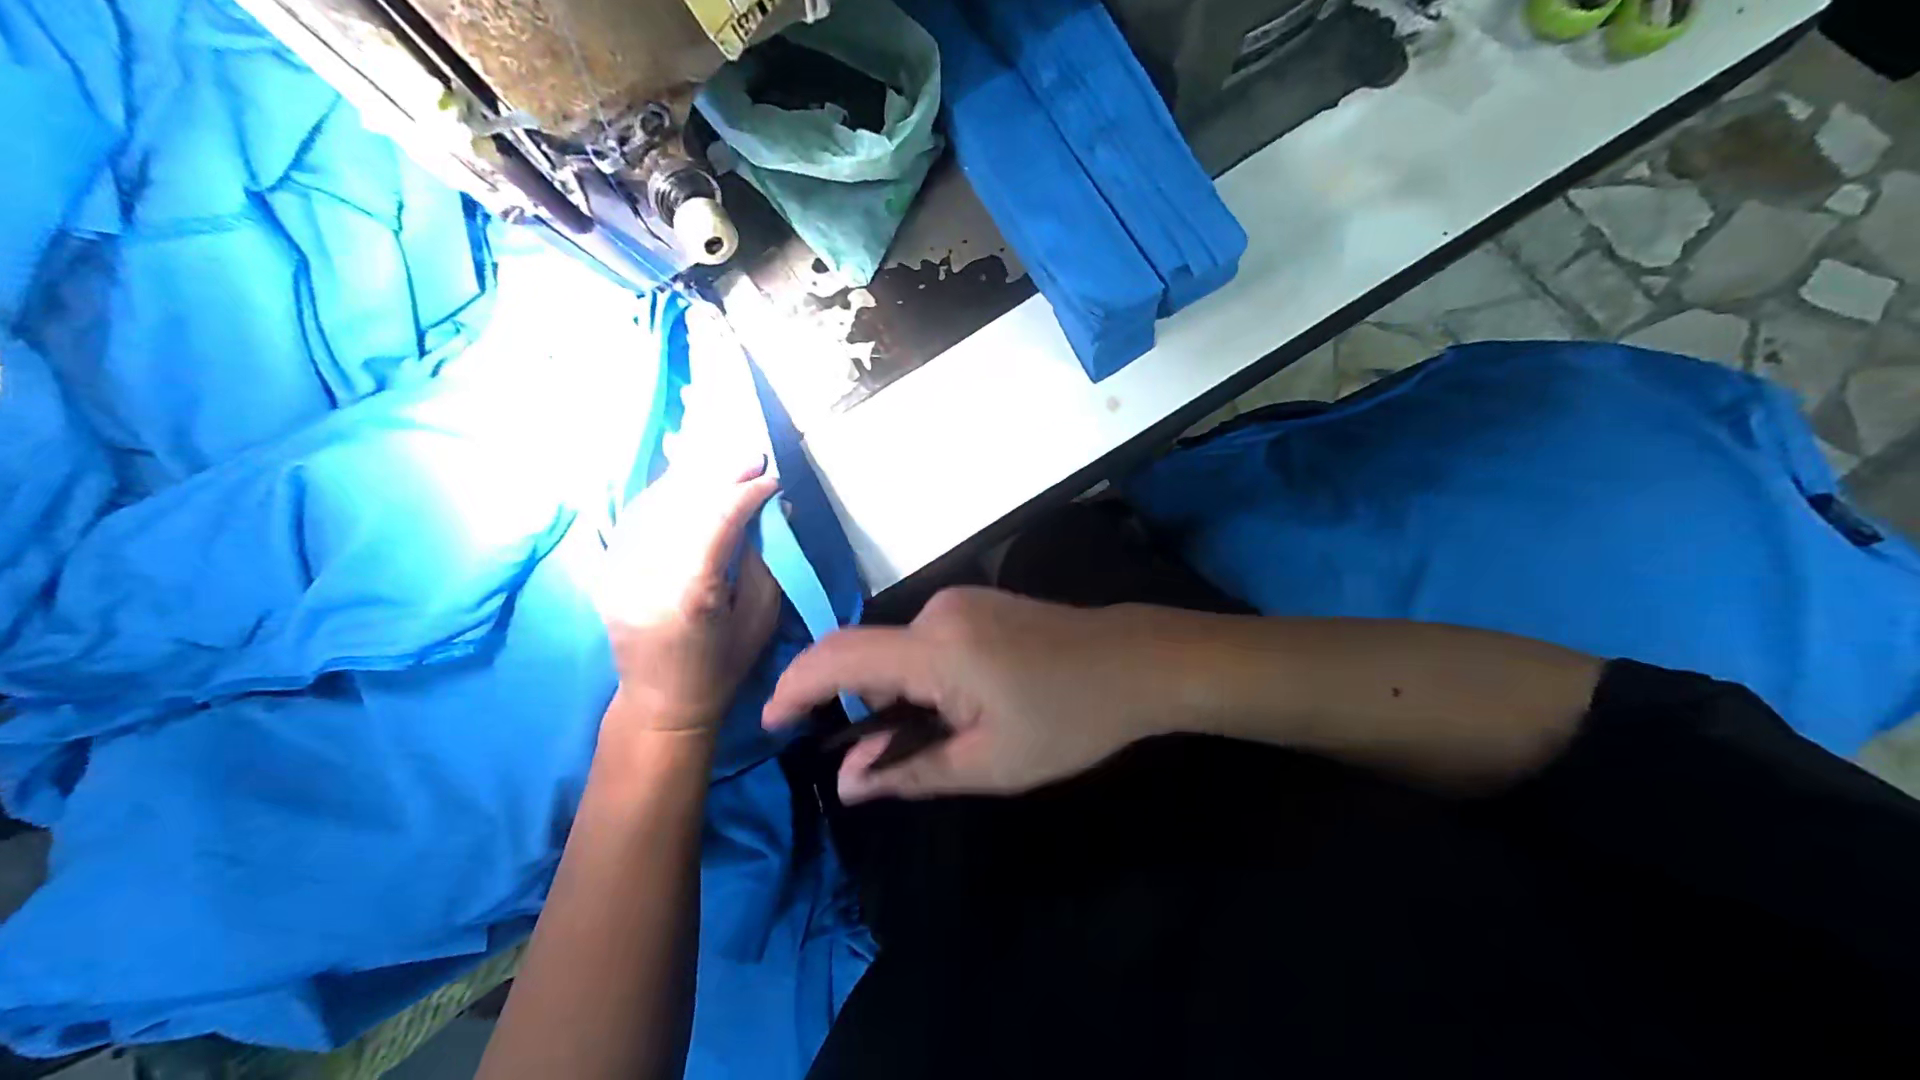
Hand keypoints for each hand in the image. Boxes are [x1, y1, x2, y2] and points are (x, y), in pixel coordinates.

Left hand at [598, 458, 783, 734]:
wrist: (661, 702)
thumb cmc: (722, 665)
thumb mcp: (760, 618)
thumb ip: (766, 560)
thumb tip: (777, 509)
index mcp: (690, 593)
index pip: (718, 520)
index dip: (746, 492)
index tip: (771, 479)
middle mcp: (646, 576)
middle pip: (683, 505)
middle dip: (720, 476)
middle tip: (750, 458)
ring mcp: (617, 573)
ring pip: (654, 505)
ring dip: (690, 479)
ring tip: (722, 464)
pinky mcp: (604, 572)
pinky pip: (635, 519)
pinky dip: (663, 496)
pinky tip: (687, 485)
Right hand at [763, 588, 1174, 801]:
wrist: (1137, 662)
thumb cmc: (1069, 720)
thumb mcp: (989, 763)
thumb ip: (909, 770)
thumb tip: (846, 781)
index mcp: (936, 649)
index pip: (839, 657)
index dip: (796, 686)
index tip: (772, 722)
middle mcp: (938, 611)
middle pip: (868, 656)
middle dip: (861, 707)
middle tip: (887, 760)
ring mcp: (960, 602)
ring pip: (898, 650)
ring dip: (896, 693)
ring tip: (943, 735)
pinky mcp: (977, 603)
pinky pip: (924, 640)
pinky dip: (920, 675)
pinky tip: (959, 704)